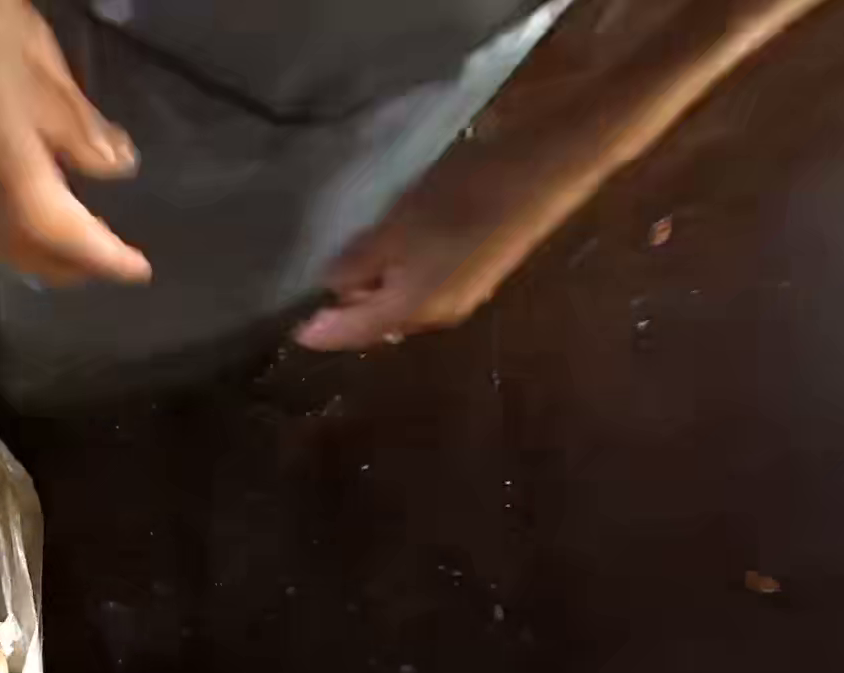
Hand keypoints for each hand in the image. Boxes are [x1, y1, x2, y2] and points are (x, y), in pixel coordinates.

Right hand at [0, 0, 148, 284]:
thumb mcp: (41, 73)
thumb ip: (84, 134)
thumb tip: (117, 166)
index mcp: (30, 212)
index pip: (90, 254)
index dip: (120, 263)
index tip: (142, 272)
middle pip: (48, 268)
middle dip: (83, 264)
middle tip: (108, 247)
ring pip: (11, 256)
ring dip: (44, 251)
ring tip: (69, 227)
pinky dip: (10, 232)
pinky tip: (17, 206)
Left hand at [293, 143, 533, 351]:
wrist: (545, 169)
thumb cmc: (462, 195)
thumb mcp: (396, 226)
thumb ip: (359, 263)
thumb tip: (334, 287)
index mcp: (411, 309)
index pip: (354, 332)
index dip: (324, 332)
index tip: (297, 332)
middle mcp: (434, 318)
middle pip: (378, 327)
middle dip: (348, 320)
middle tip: (318, 307)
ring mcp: (458, 302)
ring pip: (400, 313)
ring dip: (373, 304)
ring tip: (348, 287)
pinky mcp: (474, 282)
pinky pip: (421, 298)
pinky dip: (397, 291)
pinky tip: (389, 270)